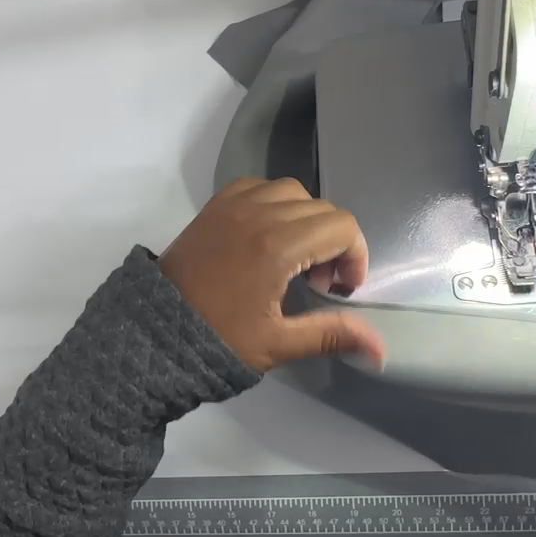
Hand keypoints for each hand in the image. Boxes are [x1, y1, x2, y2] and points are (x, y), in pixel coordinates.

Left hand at [159, 178, 386, 371]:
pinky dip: (274, 204)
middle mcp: (259, 213)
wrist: (154, 334)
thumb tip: (381, 349)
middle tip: (317, 283)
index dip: (355, 257)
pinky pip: (258, 187)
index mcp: (278, 245)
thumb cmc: (218, 339)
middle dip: (333, 242)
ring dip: (306, 219)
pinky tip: (268, 237)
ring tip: (294, 258)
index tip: (341, 289)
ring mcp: (233, 205)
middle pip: (321, 208)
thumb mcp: (278, 343)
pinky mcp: (214, 206)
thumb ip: (332, 334)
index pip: (342, 227)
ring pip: (292, 192)